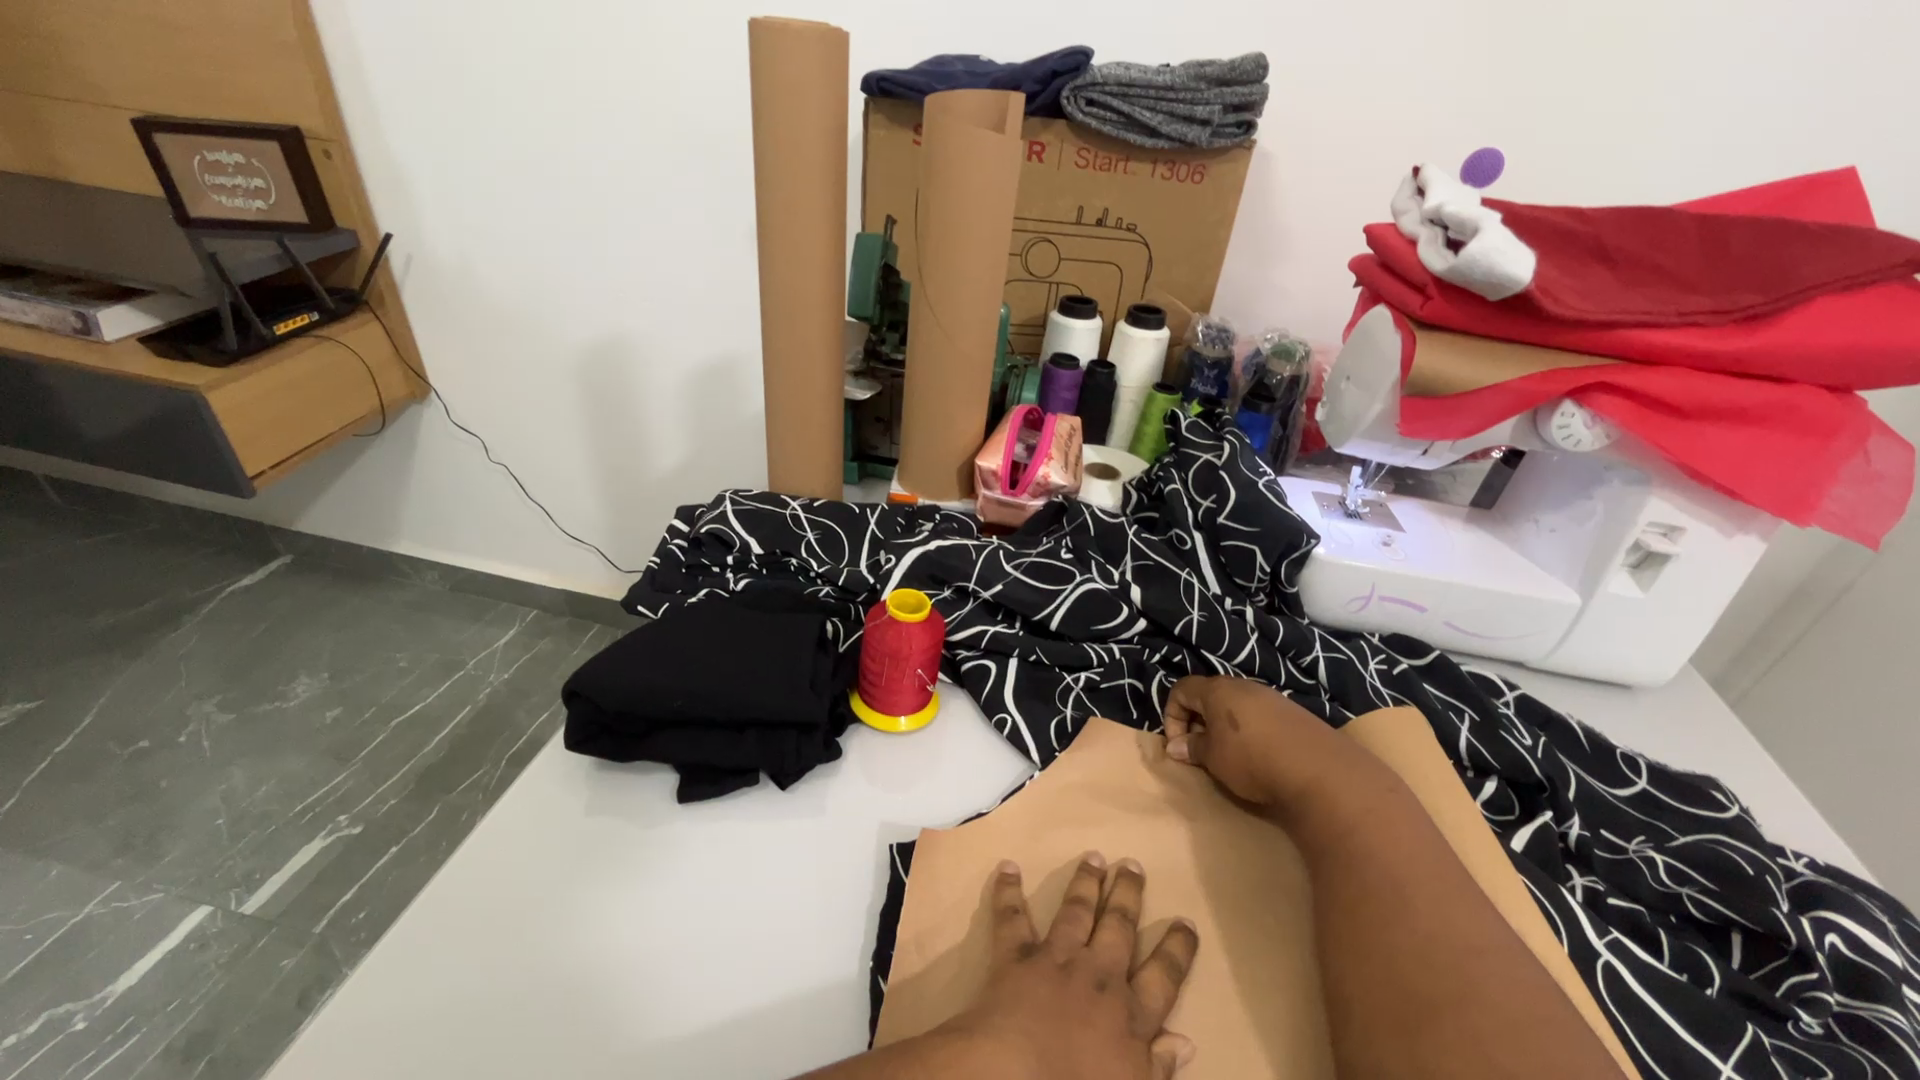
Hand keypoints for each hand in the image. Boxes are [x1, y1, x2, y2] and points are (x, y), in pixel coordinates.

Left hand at [942, 853, 1199, 1079]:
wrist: (1016, 1075)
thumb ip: (1159, 1066)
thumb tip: (1186, 1043)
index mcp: (1130, 1014)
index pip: (1162, 976)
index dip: (1176, 948)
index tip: (1185, 922)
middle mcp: (1098, 976)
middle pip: (1118, 928)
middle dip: (1128, 895)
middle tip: (1133, 865)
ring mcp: (1056, 960)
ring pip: (1076, 912)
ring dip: (1086, 883)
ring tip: (1094, 857)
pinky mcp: (1016, 958)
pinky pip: (1012, 919)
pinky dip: (1008, 892)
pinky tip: (1008, 867)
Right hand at [1162, 675, 1378, 810]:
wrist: (1318, 771)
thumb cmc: (1251, 759)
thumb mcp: (1213, 758)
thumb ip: (1192, 748)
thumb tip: (1175, 746)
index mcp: (1218, 690)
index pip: (1182, 689)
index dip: (1172, 715)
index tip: (1180, 743)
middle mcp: (1244, 686)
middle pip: (1210, 694)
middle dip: (1199, 720)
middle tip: (1202, 749)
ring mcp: (1272, 697)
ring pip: (1237, 705)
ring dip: (1225, 726)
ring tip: (1230, 755)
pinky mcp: (1293, 713)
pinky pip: (1260, 715)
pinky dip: (1249, 730)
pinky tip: (1258, 755)